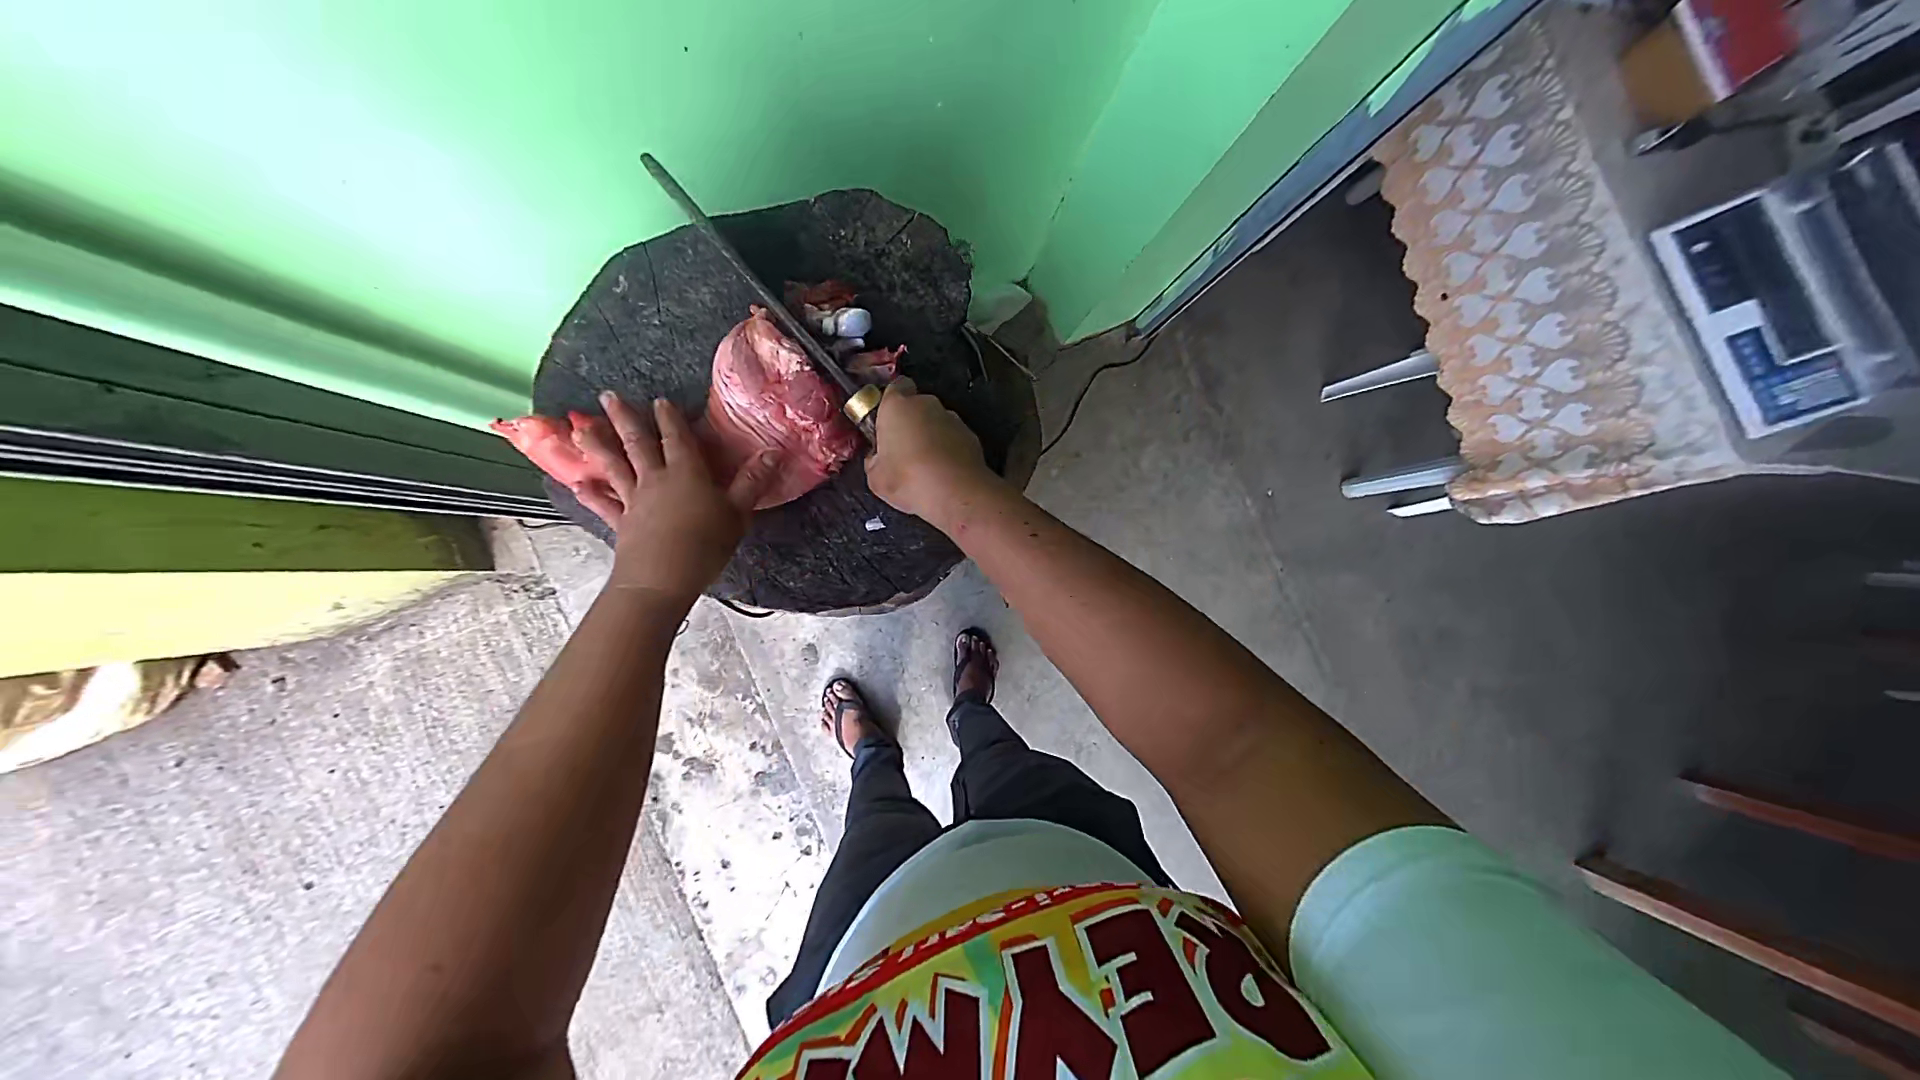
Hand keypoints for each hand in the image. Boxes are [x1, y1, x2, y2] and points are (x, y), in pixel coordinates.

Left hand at [571, 391, 777, 603]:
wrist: (662, 578)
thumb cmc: (706, 544)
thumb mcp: (738, 512)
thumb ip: (753, 481)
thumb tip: (774, 452)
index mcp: (686, 473)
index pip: (677, 438)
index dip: (669, 418)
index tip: (659, 400)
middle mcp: (656, 479)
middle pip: (638, 443)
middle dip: (624, 418)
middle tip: (607, 396)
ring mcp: (635, 500)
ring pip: (614, 467)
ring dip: (598, 446)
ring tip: (580, 428)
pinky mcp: (621, 523)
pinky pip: (605, 505)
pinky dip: (592, 495)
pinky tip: (577, 485)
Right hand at [865, 378, 998, 521]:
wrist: (956, 492)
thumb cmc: (909, 479)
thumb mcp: (876, 478)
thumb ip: (874, 460)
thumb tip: (877, 458)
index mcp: (896, 406)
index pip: (894, 387)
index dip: (890, 403)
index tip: (886, 422)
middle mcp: (926, 404)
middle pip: (916, 406)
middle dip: (910, 423)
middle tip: (902, 451)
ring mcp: (952, 418)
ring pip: (936, 422)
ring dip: (930, 436)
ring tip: (925, 466)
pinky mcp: (971, 435)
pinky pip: (953, 437)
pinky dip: (948, 449)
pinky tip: (944, 471)